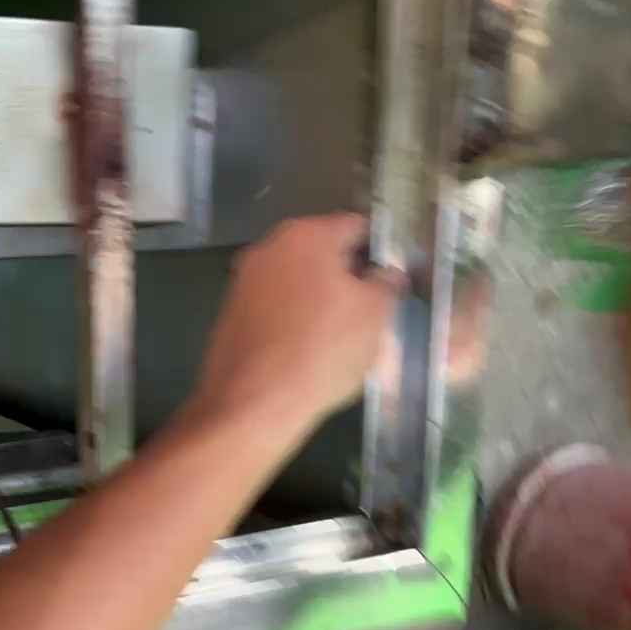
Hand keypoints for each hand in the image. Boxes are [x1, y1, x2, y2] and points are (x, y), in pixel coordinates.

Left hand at [180, 214, 400, 434]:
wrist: (252, 402)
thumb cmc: (321, 349)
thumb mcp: (376, 311)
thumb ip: (387, 281)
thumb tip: (385, 273)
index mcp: (303, 235)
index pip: (358, 227)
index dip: (384, 251)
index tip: (399, 278)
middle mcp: (266, 250)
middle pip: (323, 254)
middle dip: (351, 277)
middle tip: (377, 309)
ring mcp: (243, 283)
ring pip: (299, 283)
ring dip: (324, 300)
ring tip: (349, 334)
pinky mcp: (231, 316)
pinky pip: (277, 308)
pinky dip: (297, 320)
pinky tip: (313, 348)